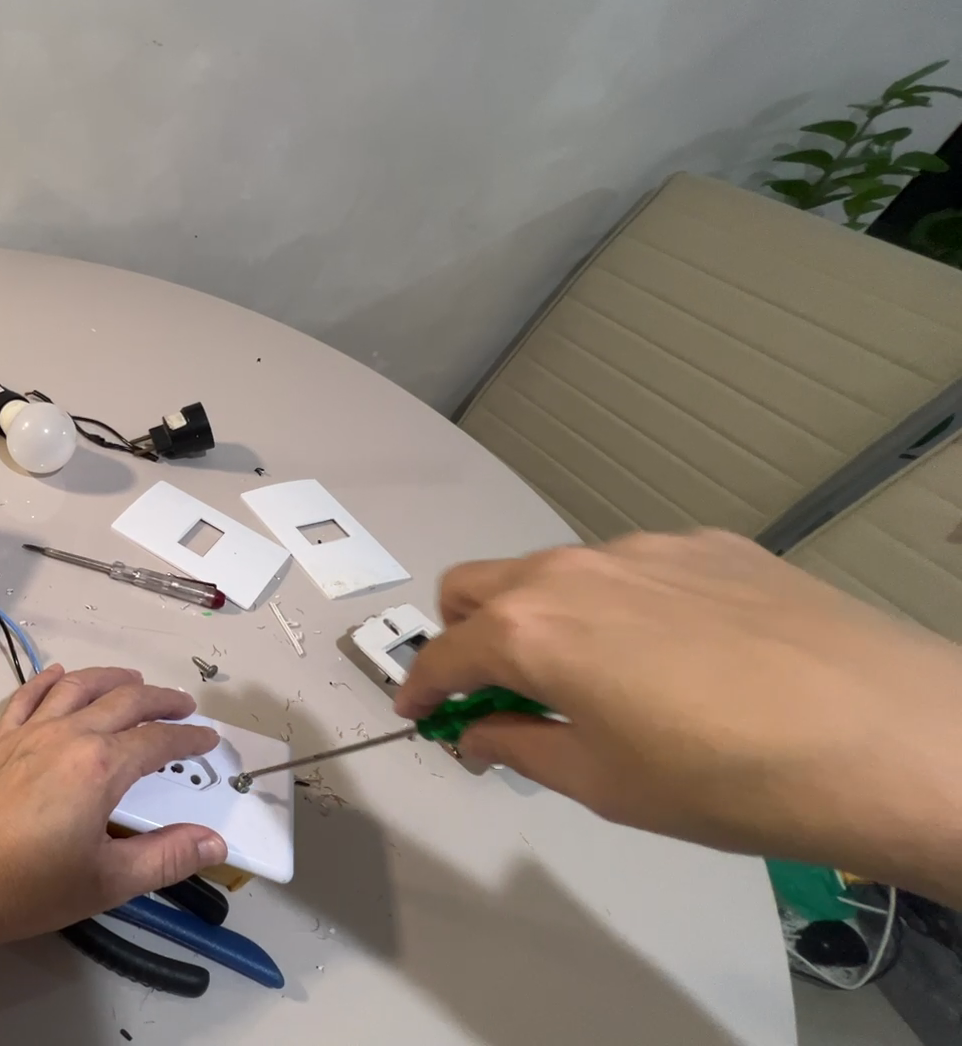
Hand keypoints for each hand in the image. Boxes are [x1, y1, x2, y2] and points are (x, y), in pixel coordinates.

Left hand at [0, 664, 227, 942]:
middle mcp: (69, 735)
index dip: (187, 737)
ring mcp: (31, 732)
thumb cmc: (33, 886)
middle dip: (159, 699)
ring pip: (77, 687)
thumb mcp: (110, 881)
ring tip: (133, 679)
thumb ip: (166, 858)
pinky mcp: (2, 740)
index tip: (207, 738)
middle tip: (183, 704)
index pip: (157, 740)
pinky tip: (58, 674)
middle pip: (123, 701)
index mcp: (101, 766)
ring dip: (110, 678)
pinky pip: (27, 696)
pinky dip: (47, 680)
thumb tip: (214, 841)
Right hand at [396, 530, 961, 903]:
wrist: (922, 749)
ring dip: (537, 615)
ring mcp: (636, 550)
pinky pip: (625, 566)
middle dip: (461, 635)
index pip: (439, 656)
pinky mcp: (704, 545)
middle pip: (469, 586)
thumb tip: (479, 734)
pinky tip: (675, 647)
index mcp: (527, 632)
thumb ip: (518, 747)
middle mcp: (564, 574)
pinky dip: (614, 601)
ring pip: (544, 571)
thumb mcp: (604, 784)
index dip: (419, 689)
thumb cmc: (736, 782)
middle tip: (498, 684)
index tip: (419, 712)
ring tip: (597, 667)